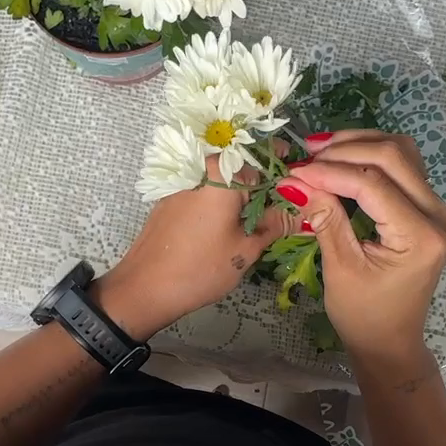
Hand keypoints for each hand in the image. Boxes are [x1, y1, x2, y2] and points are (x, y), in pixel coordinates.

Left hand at [98, 155, 296, 340]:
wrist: (143, 289)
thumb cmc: (199, 268)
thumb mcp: (245, 249)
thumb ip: (275, 224)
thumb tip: (301, 210)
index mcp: (223, 174)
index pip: (265, 157)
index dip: (287, 168)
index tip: (301, 184)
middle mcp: (201, 169)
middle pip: (243, 165)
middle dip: (266, 182)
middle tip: (283, 208)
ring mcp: (183, 184)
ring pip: (223, 179)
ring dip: (244, 194)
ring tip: (261, 220)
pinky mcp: (171, 200)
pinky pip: (205, 191)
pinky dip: (222, 202)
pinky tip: (231, 225)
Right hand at [281, 131, 445, 366]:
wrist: (389, 342)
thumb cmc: (364, 316)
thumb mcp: (340, 269)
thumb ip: (325, 219)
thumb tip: (295, 180)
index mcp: (421, 236)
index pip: (373, 185)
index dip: (331, 172)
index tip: (294, 170)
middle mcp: (438, 215)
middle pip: (393, 157)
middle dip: (346, 150)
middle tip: (305, 155)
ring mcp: (437, 210)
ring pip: (400, 155)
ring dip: (359, 147)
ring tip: (319, 152)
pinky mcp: (427, 209)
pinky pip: (401, 169)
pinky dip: (369, 159)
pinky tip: (340, 160)